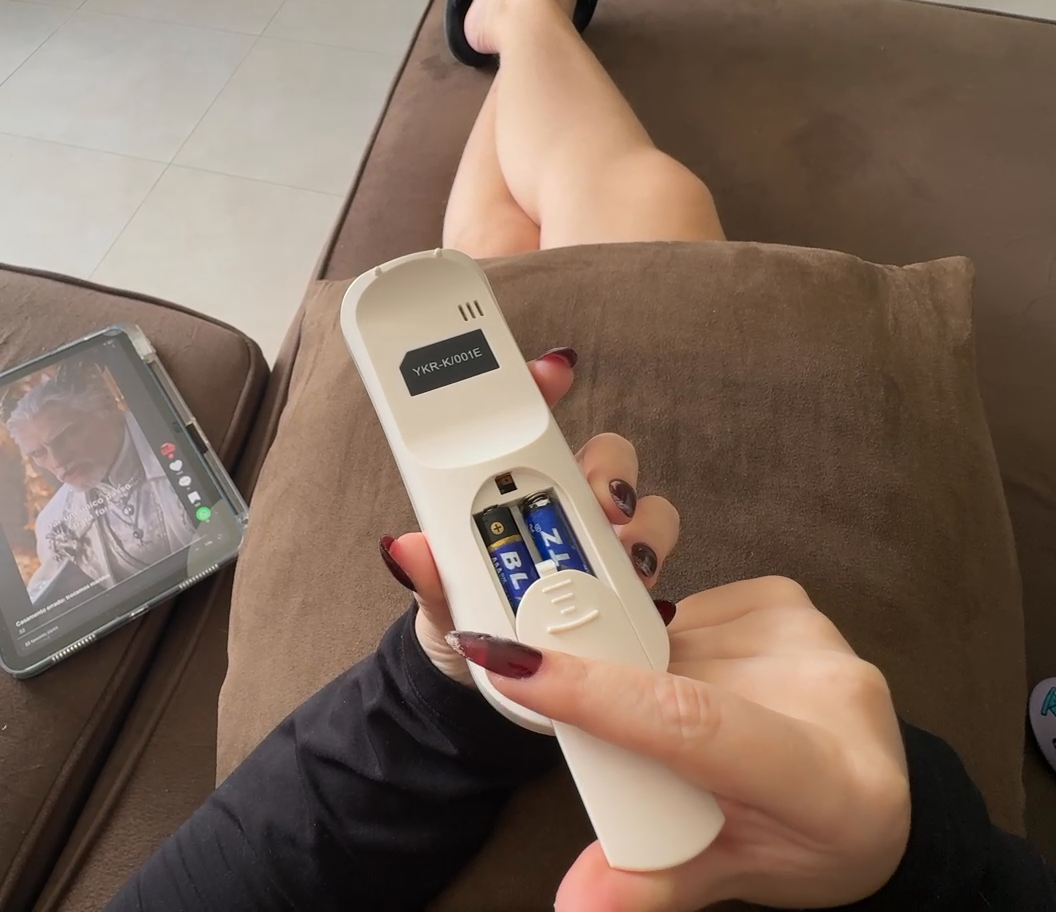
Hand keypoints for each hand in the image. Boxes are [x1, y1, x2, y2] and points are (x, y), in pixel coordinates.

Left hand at [379, 347, 680, 685]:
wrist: (487, 685)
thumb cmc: (457, 622)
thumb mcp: (435, 597)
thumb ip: (425, 574)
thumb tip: (402, 548)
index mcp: (506, 492)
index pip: (527, 424)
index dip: (542, 387)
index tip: (553, 370)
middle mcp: (557, 506)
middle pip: (601, 455)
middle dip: (609, 464)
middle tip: (602, 495)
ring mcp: (594, 543)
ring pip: (636, 502)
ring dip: (637, 515)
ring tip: (624, 547)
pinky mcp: (622, 582)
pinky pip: (653, 553)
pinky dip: (652, 560)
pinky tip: (639, 585)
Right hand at [453, 578, 910, 910]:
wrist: (878, 793)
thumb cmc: (808, 840)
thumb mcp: (732, 872)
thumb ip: (650, 881)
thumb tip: (575, 900)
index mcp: (825, 781)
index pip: (689, 721)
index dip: (597, 692)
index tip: (516, 667)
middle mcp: (825, 693)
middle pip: (665, 675)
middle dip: (602, 686)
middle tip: (568, 703)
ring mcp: (809, 634)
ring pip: (667, 638)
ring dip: (636, 667)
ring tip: (657, 708)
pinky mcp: (787, 598)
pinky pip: (687, 610)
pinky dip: (666, 643)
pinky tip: (689, 673)